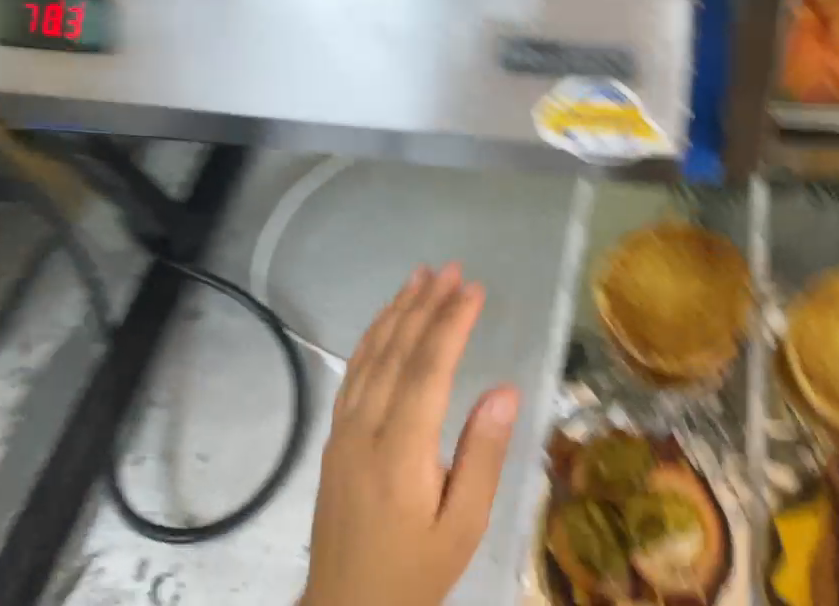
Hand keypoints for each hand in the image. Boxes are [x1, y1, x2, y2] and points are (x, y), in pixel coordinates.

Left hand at [301, 264, 522, 605]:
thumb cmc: (414, 570)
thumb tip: (504, 390)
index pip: (427, 370)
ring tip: (420, 277)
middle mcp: (365, 430)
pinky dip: (372, 338)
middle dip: (425, 305)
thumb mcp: (462, 527)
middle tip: (451, 268)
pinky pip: (353, 374)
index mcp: (400, 452)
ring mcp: (343, 431)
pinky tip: (386, 322)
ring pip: (370, 356)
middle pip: (396, 352)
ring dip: (397, 312)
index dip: (451, 323)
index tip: (473, 288)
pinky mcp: (334, 438)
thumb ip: (483, 456)